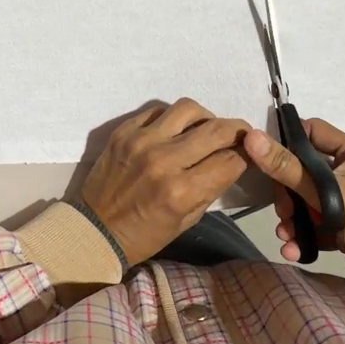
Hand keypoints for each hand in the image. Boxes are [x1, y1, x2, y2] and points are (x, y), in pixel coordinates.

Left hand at [78, 100, 250, 266]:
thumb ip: (211, 187)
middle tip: (240, 134)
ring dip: (204, 117)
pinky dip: (173, 118)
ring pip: (187, 109)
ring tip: (204, 129)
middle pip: (215, 130)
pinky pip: (158, 111)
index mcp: (181, 191)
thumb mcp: (187, 221)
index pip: (230, 160)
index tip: (250, 153)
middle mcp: (164, 160)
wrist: (95, 229)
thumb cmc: (144, 234)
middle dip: (236, 130)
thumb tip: (232, 160)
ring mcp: (141, 141)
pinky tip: (175, 130)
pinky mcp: (123, 131)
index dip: (247, 155)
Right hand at [241, 118, 344, 298]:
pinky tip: (293, 249)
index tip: (263, 155)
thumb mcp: (328, 194)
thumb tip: (251, 136)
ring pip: (304, 199)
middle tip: (281, 210)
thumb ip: (288, 167)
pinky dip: (302, 234)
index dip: (288, 139)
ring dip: (291, 217)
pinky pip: (313, 223)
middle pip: (303, 169)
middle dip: (286, 192)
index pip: (313, 131)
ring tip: (286, 234)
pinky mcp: (343, 228)